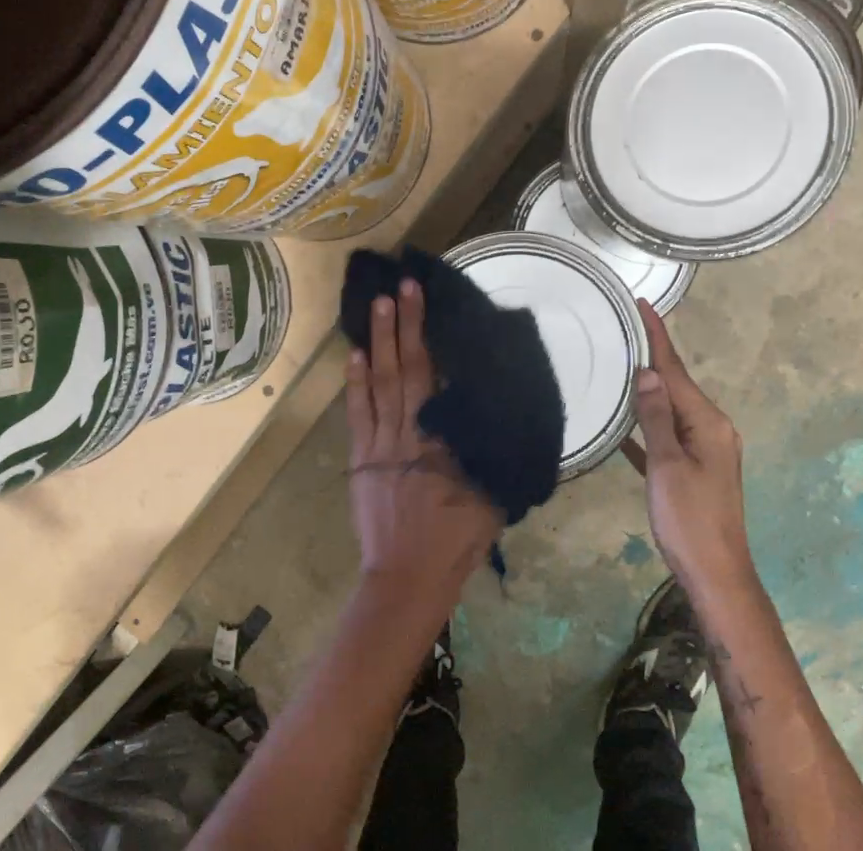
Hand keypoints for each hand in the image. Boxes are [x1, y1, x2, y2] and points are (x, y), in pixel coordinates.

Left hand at [346, 280, 502, 606]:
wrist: (407, 576)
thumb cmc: (456, 540)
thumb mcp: (493, 497)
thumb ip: (493, 454)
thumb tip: (507, 417)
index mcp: (445, 439)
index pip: (438, 376)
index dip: (431, 337)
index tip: (430, 303)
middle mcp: (411, 431)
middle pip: (408, 368)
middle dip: (406, 324)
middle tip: (404, 285)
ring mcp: (381, 443)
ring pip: (380, 382)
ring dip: (380, 341)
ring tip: (379, 304)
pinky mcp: (361, 458)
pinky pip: (357, 412)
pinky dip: (355, 382)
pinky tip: (355, 354)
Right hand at [632, 299, 750, 585]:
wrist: (715, 573)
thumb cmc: (689, 518)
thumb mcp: (668, 466)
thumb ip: (657, 418)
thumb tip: (649, 373)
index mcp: (709, 423)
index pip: (678, 371)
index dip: (658, 338)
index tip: (643, 305)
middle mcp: (712, 429)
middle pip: (677, 386)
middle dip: (652, 359)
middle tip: (621, 330)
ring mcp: (704, 451)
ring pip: (670, 411)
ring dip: (648, 391)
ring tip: (620, 368)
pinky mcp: (693, 471)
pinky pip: (666, 437)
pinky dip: (647, 426)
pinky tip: (625, 424)